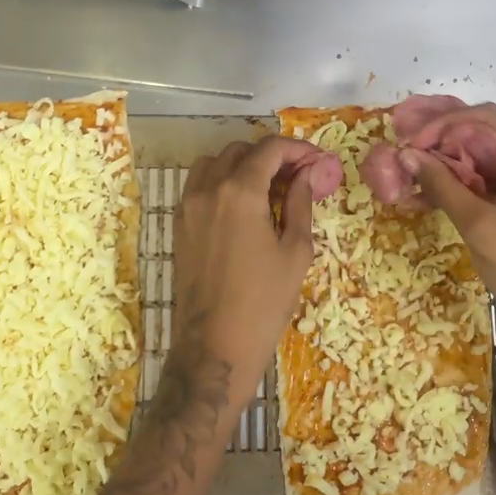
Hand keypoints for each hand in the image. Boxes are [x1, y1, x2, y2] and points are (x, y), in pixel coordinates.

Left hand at [174, 137, 319, 381]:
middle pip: (240, 151)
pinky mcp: (179, 225)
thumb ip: (300, 204)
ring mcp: (187, 207)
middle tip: (297, 177)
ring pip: (214, 164)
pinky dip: (220, 182)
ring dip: (242, 165)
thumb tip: (307, 174)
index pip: (270, 149)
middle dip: (271, 156)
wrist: (214, 345)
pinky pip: (198, 186)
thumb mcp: (295, 253)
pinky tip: (242, 208)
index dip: (298, 149)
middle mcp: (208, 190)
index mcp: (240, 192)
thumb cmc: (264, 302)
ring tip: (268, 190)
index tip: (317, 161)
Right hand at [400, 104, 495, 347]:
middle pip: (487, 134)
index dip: (444, 123)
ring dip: (450, 164)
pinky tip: (431, 194)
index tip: (411, 142)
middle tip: (406, 155)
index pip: (487, 118)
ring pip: (487, 157)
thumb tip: (406, 154)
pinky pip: (493, 179)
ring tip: (412, 176)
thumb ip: (442, 184)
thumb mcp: (478, 225)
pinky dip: (464, 184)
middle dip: (443, 142)